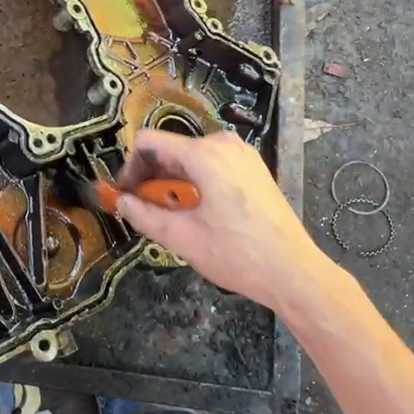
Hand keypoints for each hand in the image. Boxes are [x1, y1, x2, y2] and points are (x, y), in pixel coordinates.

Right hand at [113, 129, 333, 310]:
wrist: (293, 271)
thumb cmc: (238, 254)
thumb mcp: (181, 237)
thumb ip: (143, 215)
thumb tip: (120, 202)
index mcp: (205, 155)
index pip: (149, 142)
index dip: (129, 167)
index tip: (126, 195)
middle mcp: (224, 144)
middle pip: (170, 149)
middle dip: (151, 177)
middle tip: (145, 209)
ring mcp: (242, 154)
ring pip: (189, 157)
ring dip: (173, 182)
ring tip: (172, 215)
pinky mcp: (252, 168)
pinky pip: (210, 164)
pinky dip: (195, 182)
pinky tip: (197, 212)